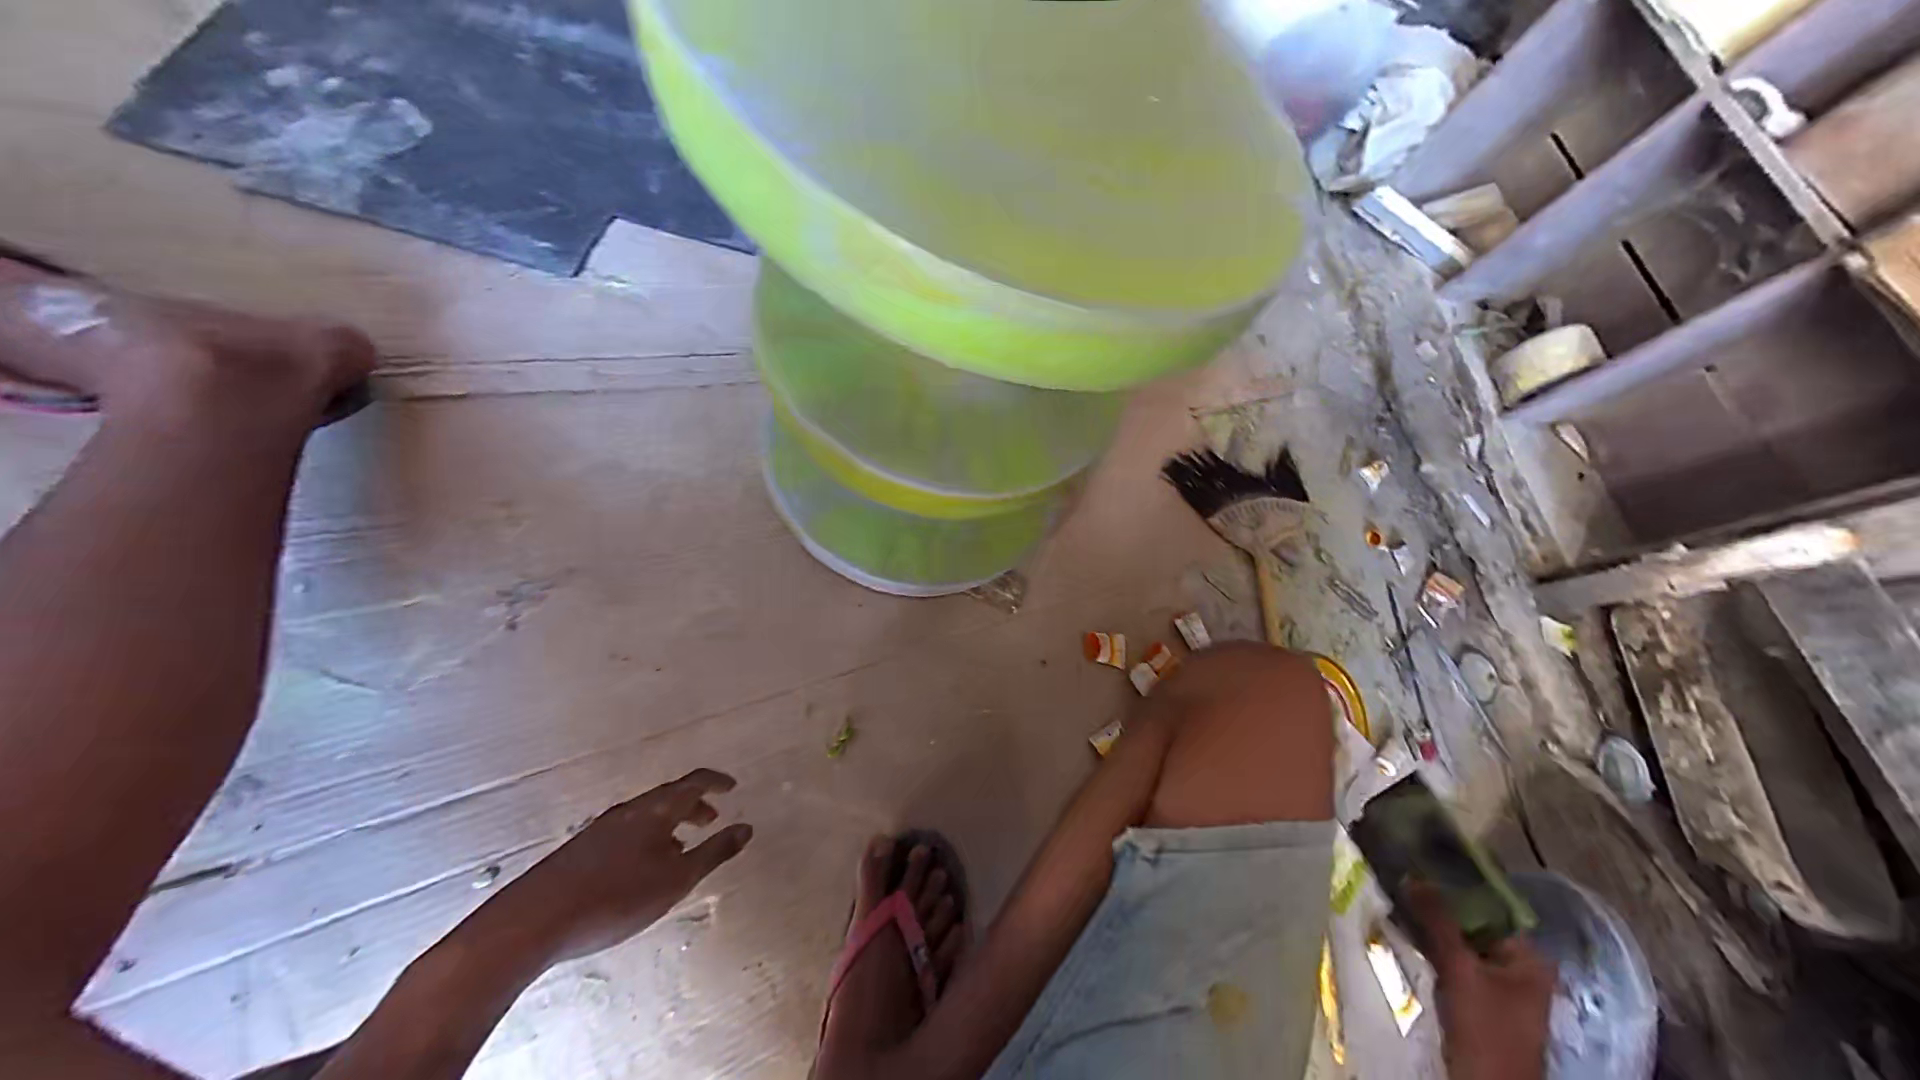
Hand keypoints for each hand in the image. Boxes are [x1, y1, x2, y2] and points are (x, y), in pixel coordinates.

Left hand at [484, 769, 753, 964]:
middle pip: (667, 797)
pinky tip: (642, 870)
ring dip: (669, 824)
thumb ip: (713, 853)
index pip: (693, 782)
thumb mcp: (675, 880)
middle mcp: (628, 811)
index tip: (732, 786)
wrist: (531, 923)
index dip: (715, 782)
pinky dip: (647, 839)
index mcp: (654, 810)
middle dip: (693, 805)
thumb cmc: (615, 898)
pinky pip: (626, 833)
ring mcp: (600, 830)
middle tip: (711, 818)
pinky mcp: (580, 852)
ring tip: (681, 849)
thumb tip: (747, 828)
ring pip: (645, 817)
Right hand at [1407, 882, 1554, 1079]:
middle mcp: (1517, 968)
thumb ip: (1438, 922)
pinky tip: (1402, 935)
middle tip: (1397, 883)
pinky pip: (1451, 963)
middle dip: (1435, 907)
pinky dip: (1429, 949)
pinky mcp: (1477, 1002)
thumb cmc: (1485, 1030)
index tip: (1415, 867)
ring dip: (1428, 927)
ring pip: (1458, 944)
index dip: (1452, 885)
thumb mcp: (1460, 971)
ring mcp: (1498, 987)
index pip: (1488, 907)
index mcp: (1529, 958)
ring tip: (1393, 903)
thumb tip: (1413, 874)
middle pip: (1471, 925)